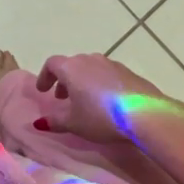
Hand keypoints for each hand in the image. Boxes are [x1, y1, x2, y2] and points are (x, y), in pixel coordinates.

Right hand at [35, 54, 183, 143]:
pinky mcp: (128, 72)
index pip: (52, 64)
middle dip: (64, 80)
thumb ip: (54, 121)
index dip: (45, 76)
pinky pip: (107, 74)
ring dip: (82, 81)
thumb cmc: (101, 117)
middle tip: (62, 98)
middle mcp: (90, 60)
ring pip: (90, 68)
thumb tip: (38, 123)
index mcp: (72, 68)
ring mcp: (112, 64)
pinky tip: (106, 102)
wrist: (145, 114)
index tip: (43, 90)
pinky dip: (99, 83)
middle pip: (71, 65)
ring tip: (84, 100)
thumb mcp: (74, 123)